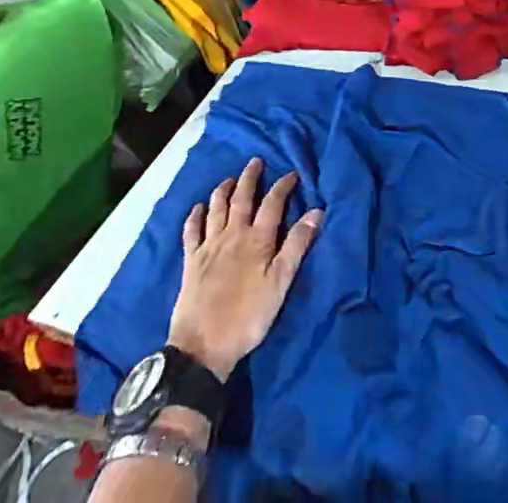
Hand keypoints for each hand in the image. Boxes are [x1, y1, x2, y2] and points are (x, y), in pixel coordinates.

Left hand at [168, 157, 322, 380]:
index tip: (292, 174)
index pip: (273, 203)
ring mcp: (208, 247)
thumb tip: (316, 212)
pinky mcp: (190, 262)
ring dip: (223, 191)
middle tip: (256, 162)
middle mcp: (232, 236)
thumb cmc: (249, 316)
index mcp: (257, 240)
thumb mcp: (281, 283)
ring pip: (216, 209)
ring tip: (230, 179)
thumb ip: (297, 245)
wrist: (202, 346)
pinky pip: (191, 231)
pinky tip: (197, 208)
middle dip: (250, 178)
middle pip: (242, 199)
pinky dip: (194, 216)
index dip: (283, 186)